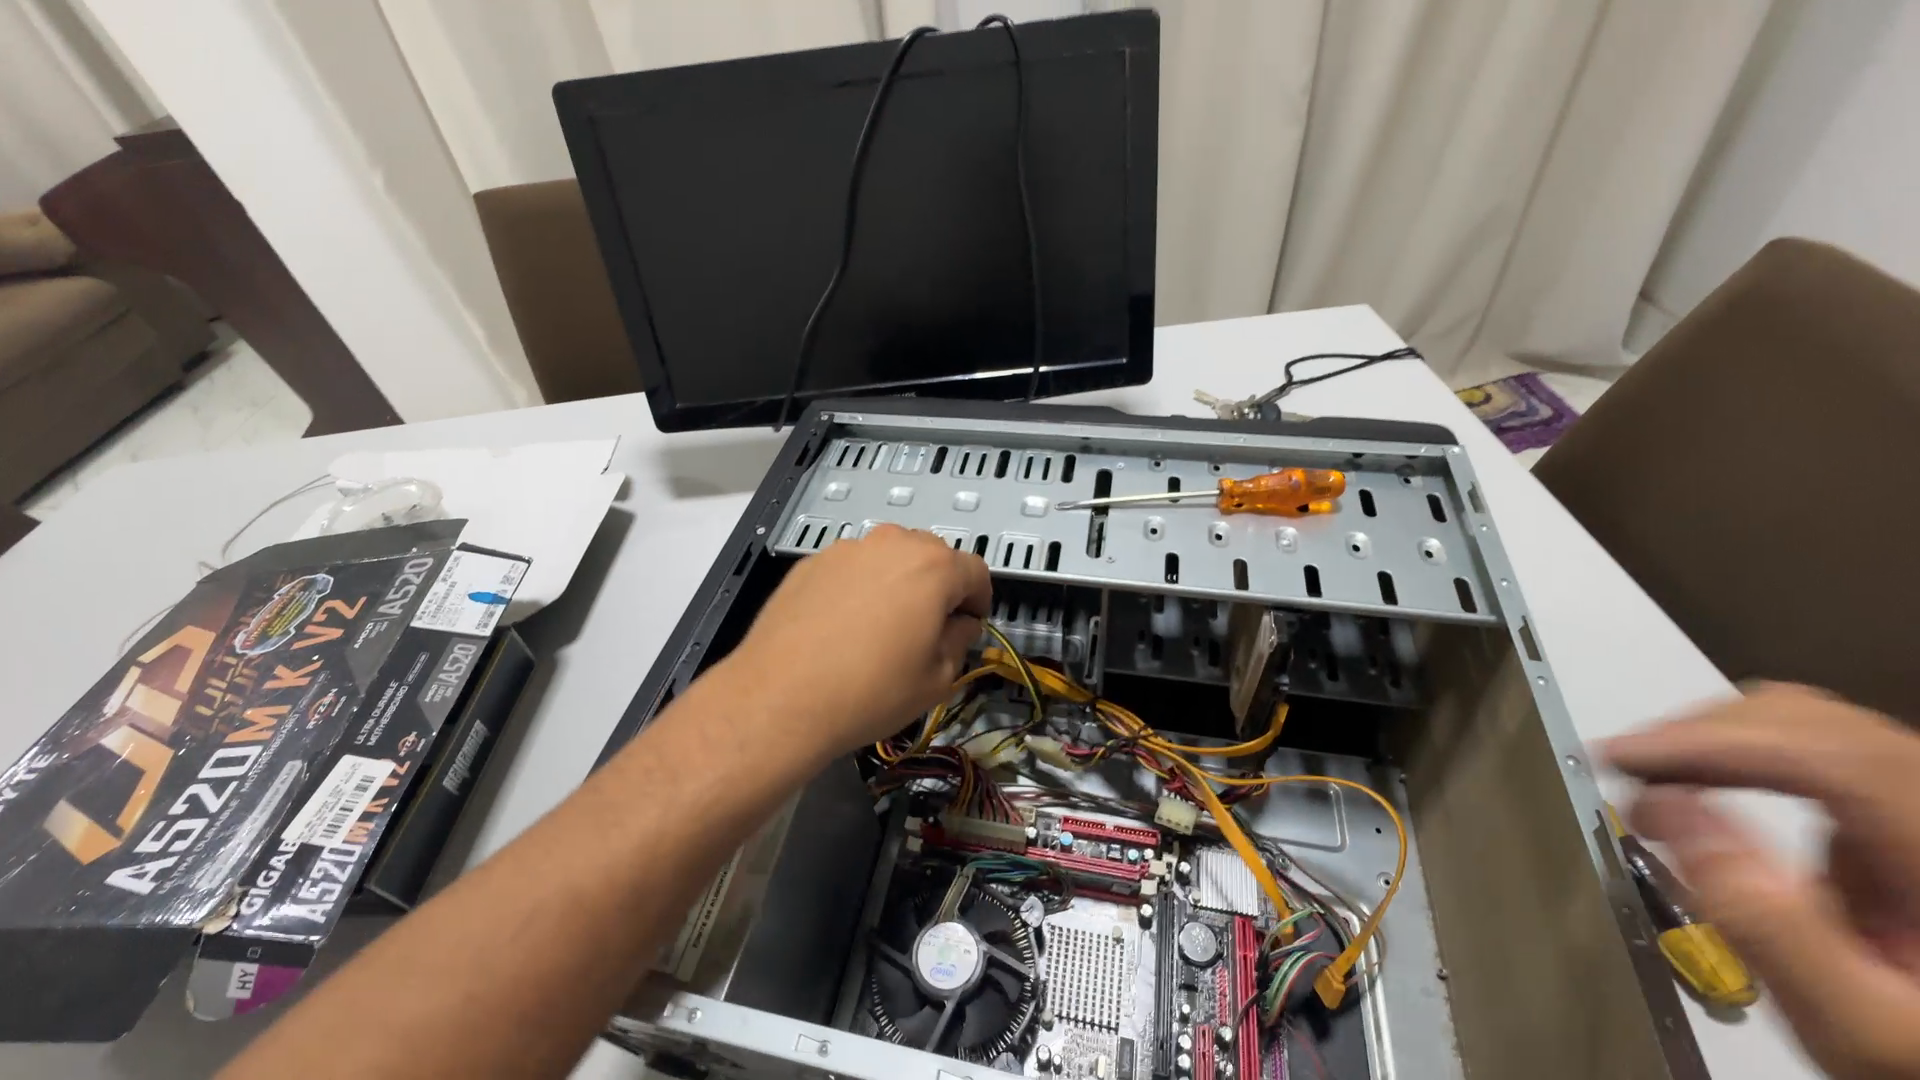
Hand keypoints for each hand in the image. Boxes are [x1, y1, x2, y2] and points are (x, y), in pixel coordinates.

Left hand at [717, 525, 990, 756]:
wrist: (780, 698)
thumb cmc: (870, 691)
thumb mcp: (937, 679)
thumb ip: (959, 641)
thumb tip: (959, 625)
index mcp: (934, 567)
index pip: (976, 571)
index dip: (979, 600)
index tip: (970, 625)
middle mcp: (892, 544)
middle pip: (932, 556)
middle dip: (939, 587)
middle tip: (928, 629)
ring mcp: (846, 550)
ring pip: (888, 558)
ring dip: (897, 583)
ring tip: (882, 629)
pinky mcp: (810, 564)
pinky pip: (851, 569)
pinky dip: (858, 589)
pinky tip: (843, 629)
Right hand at [1602, 684, 1919, 1079]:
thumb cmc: (1910, 1052)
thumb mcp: (1852, 1022)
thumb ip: (1766, 925)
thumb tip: (1666, 813)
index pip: (1826, 755)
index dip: (1711, 742)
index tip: (1620, 757)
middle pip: (1814, 724)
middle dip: (1703, 735)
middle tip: (1624, 767)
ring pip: (1810, 726)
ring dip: (1718, 745)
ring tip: (1650, 777)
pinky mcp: (1903, 810)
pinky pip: (1815, 750)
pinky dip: (1742, 758)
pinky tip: (1706, 792)